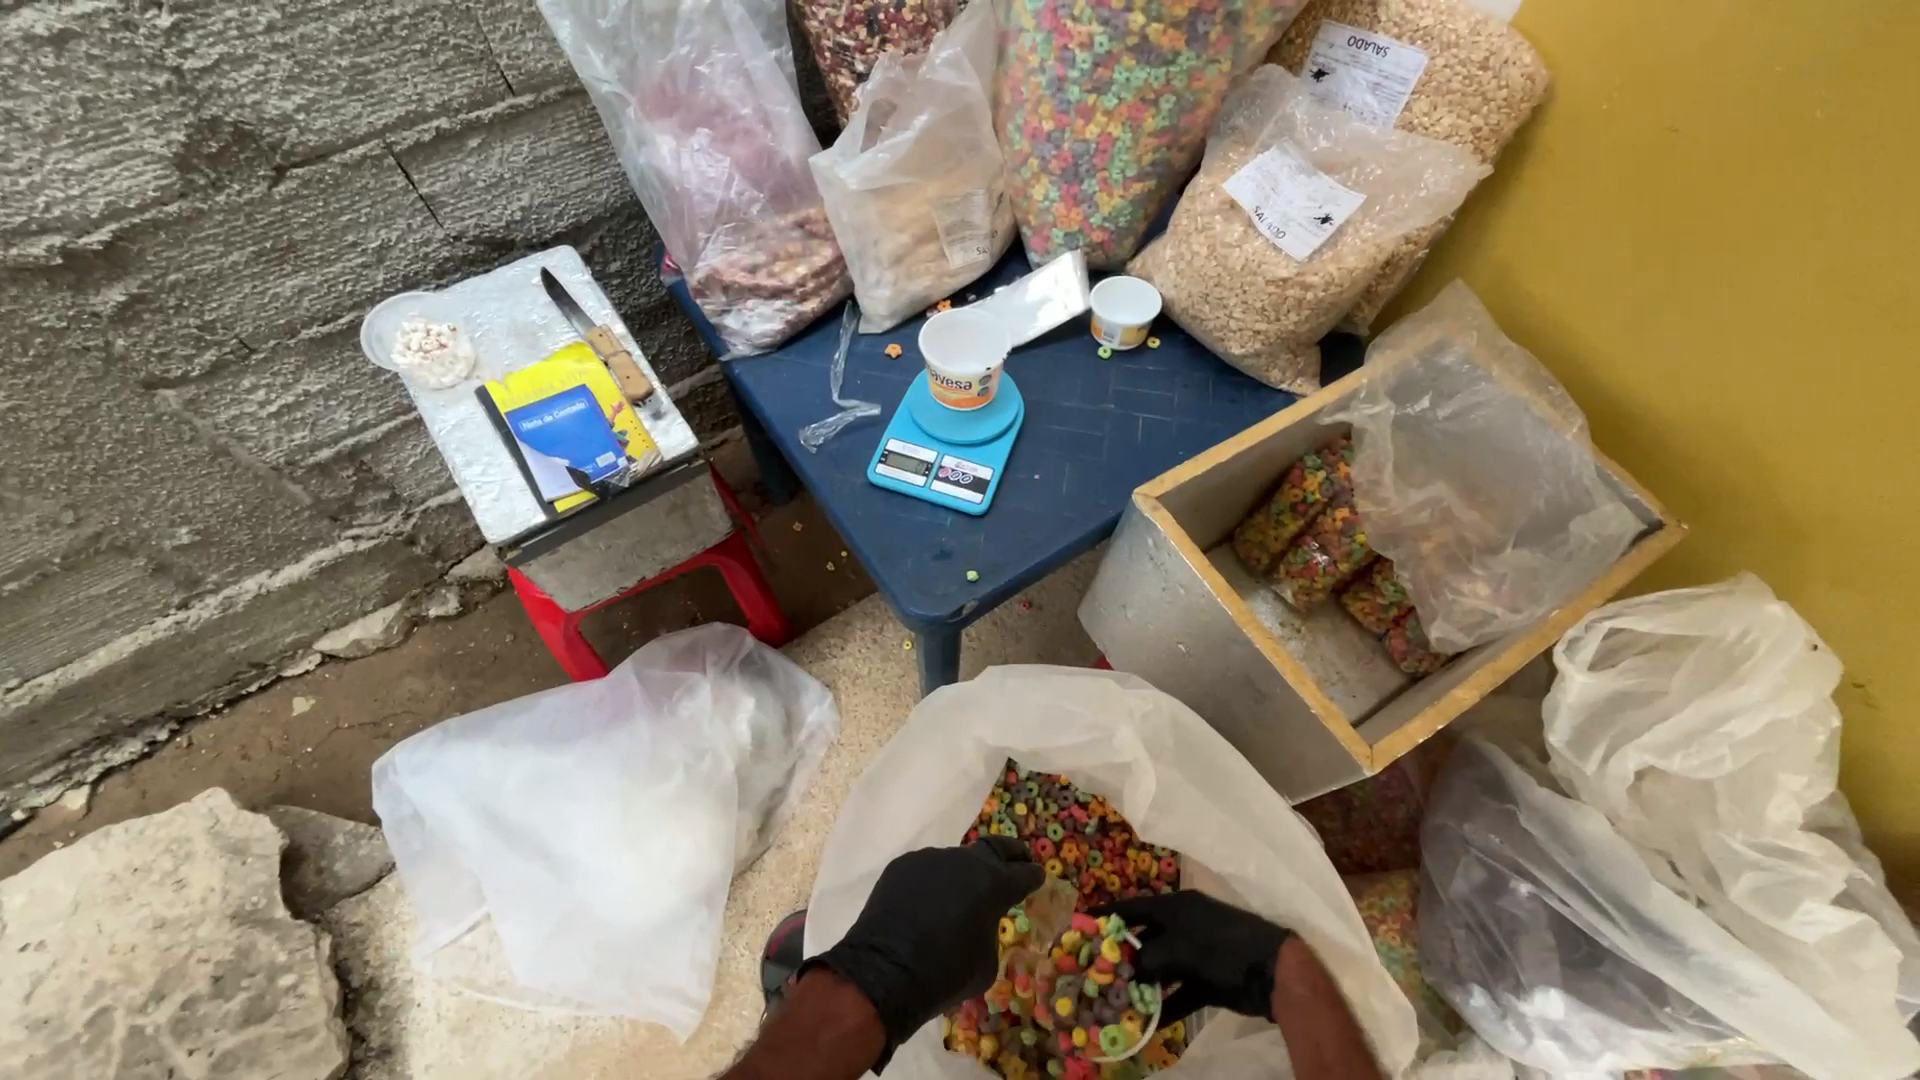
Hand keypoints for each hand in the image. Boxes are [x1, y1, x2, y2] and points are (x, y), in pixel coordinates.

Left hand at [804, 837, 1044, 1070]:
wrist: (886, 973)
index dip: (1032, 876)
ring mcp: (931, 858)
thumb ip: (990, 929)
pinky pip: (927, 870)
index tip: (1037, 876)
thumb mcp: (986, 961)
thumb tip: (981, 919)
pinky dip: (933, 883)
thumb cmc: (946, 974)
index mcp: (993, 883)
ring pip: (956, 861)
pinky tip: (927, 903)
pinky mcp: (903, 865)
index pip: (1023, 873)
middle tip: (1018, 860)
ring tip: (961, 894)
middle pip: (994, 849)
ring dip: (964, 874)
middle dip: (1010, 855)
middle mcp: (965, 862)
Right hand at [1096, 890, 1292, 1023]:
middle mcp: (1184, 924)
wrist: (1272, 970)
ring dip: (1145, 985)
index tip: (1083, 923)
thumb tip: (1128, 970)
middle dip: (1125, 957)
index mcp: (1175, 906)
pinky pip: (1182, 989)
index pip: (1133, 907)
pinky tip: (1152, 1023)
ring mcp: (1198, 951)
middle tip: (1100, 972)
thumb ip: (1149, 959)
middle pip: (1146, 939)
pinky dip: (1169, 1003)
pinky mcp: (1210, 977)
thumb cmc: (1221, 948)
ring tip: (1121, 1001)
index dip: (1108, 915)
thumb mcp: (1179, 950)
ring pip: (1163, 967)